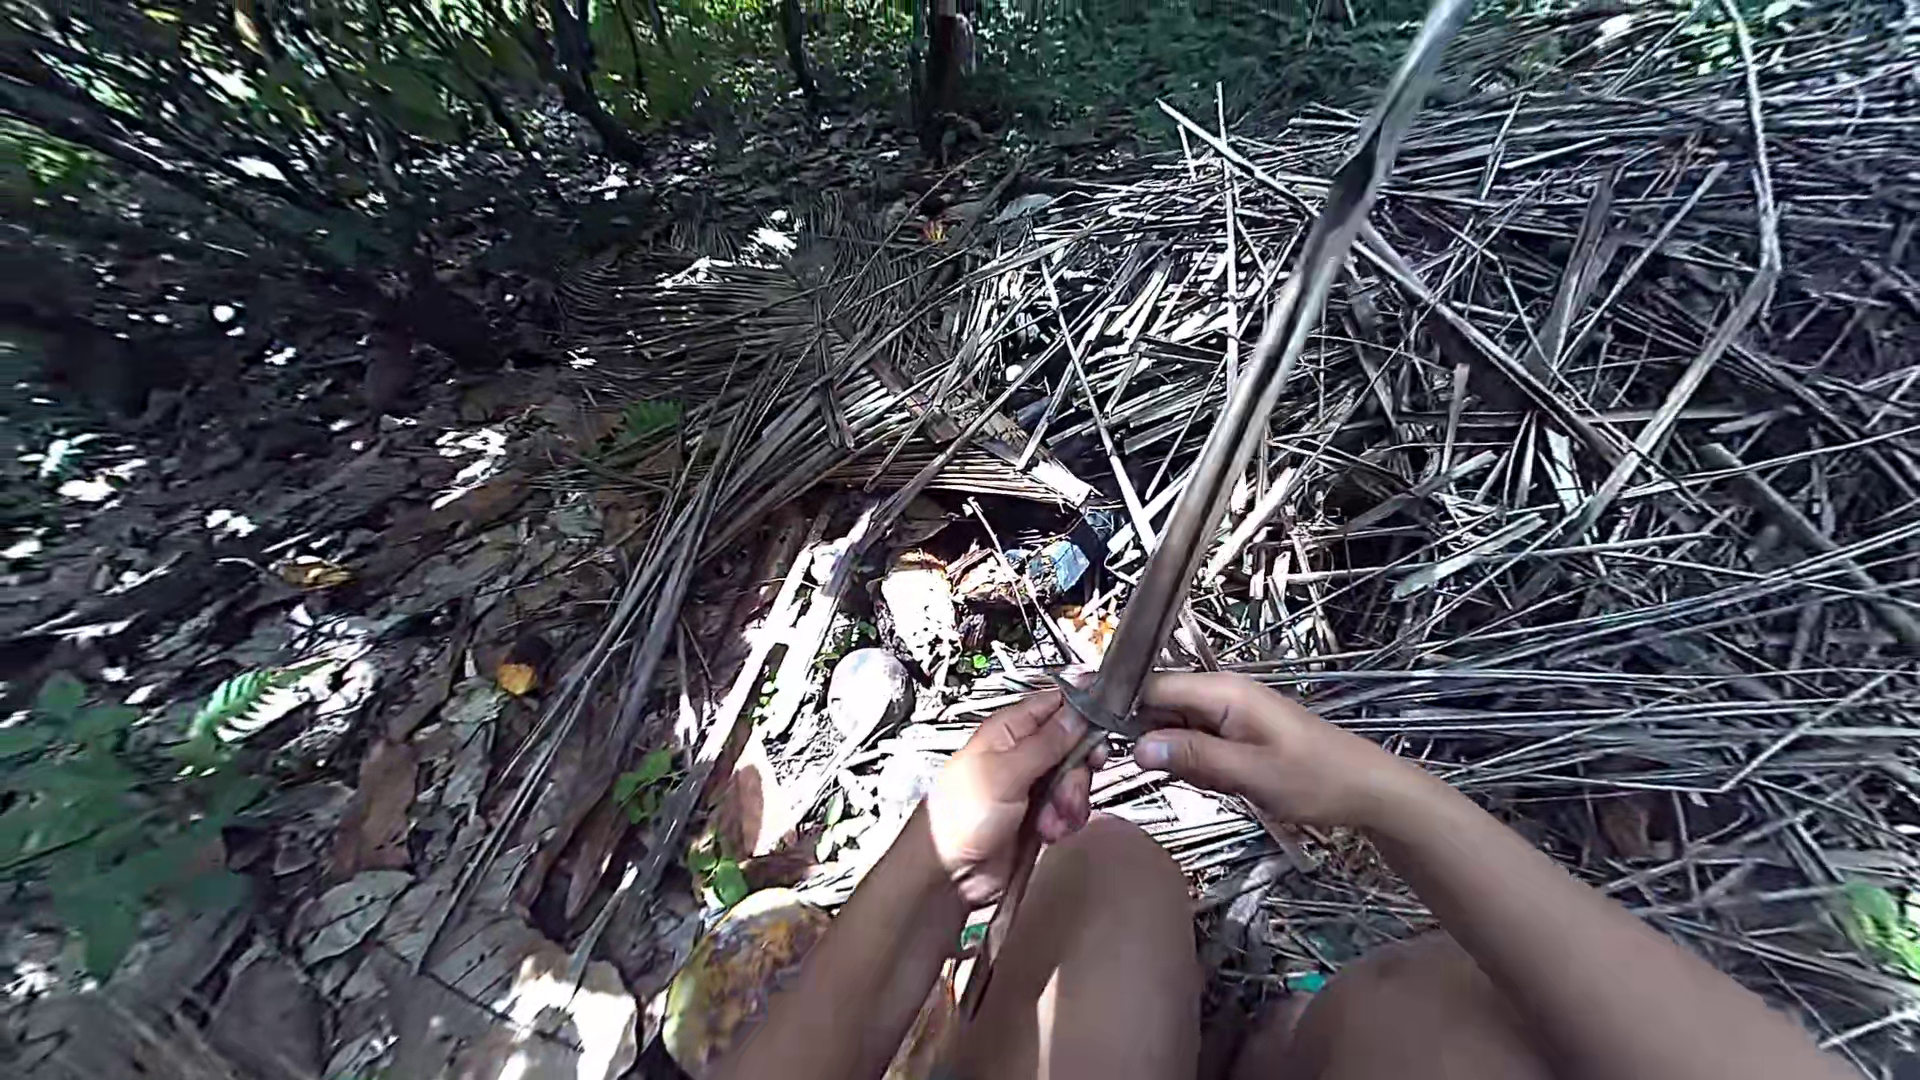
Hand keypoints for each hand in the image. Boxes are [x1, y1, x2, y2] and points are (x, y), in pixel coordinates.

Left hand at [923, 691, 1106, 904]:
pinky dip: (1064, 821)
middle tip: (1066, 786)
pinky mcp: (1039, 812)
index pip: (1055, 704)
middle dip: (1077, 769)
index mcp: (1009, 729)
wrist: (950, 874)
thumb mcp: (1005, 772)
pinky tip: (1047, 831)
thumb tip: (1076, 713)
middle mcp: (1022, 752)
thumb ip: (1046, 743)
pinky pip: (1069, 808)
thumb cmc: (959, 816)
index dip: (1081, 712)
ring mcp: (1031, 783)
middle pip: (1073, 744)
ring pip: (1075, 779)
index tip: (1100, 727)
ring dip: (1069, 801)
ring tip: (1048, 817)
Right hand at [1131, 672, 1415, 829]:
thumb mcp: (1253, 774)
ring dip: (1170, 750)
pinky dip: (1190, 757)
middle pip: (1157, 703)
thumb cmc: (1316, 779)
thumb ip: (1194, 757)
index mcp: (1221, 690)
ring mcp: (1225, 708)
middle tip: (1139, 768)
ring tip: (1196, 778)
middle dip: (1143, 734)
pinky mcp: (1232, 726)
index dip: (1118, 703)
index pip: (1152, 686)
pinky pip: (1193, 735)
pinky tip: (1211, 779)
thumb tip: (1138, 748)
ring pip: (1172, 721)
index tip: (1091, 730)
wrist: (1370, 790)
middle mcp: (1217, 691)